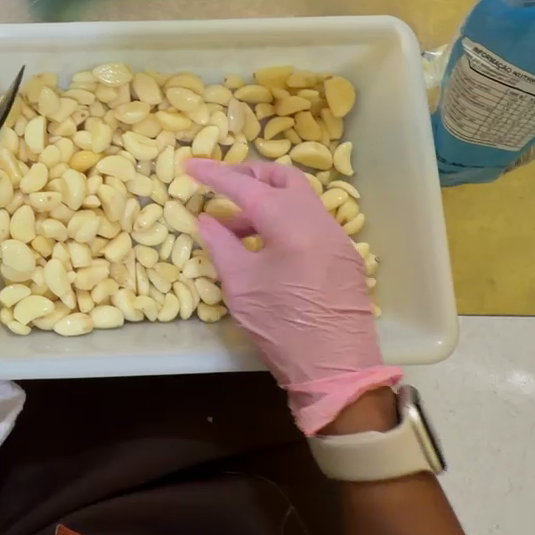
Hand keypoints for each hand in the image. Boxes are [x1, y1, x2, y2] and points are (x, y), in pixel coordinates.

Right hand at [183, 158, 400, 434]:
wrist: (336, 369)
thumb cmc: (281, 325)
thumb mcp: (240, 283)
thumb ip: (220, 243)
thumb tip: (206, 220)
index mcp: (291, 223)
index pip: (246, 187)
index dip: (215, 174)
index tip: (190, 165)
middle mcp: (319, 221)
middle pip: (283, 179)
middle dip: (249, 176)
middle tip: (220, 186)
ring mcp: (336, 238)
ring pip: (299, 199)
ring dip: (266, 201)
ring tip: (235, 226)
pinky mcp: (344, 257)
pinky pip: (310, 221)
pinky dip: (283, 220)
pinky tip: (263, 244)